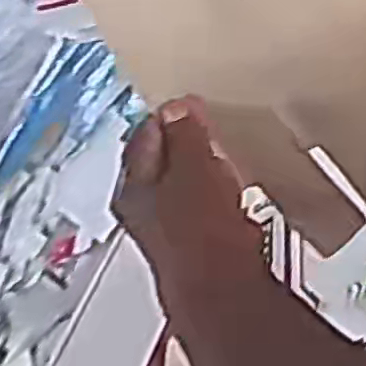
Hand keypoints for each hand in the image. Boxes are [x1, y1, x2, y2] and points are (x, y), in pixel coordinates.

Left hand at [114, 97, 264, 288]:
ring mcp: (166, 214)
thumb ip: (186, 137)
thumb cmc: (200, 223)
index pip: (143, 136)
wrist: (219, 271)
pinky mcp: (193, 222)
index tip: (190, 94)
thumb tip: (177, 106)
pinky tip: (231, 167)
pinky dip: (212, 170)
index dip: (166, 112)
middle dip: (181, 132)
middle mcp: (143, 200)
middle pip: (159, 154)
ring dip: (199, 151)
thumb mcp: (195, 169)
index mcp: (134, 185)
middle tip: (207, 110)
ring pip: (179, 170)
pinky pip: (198, 185)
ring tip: (223, 134)